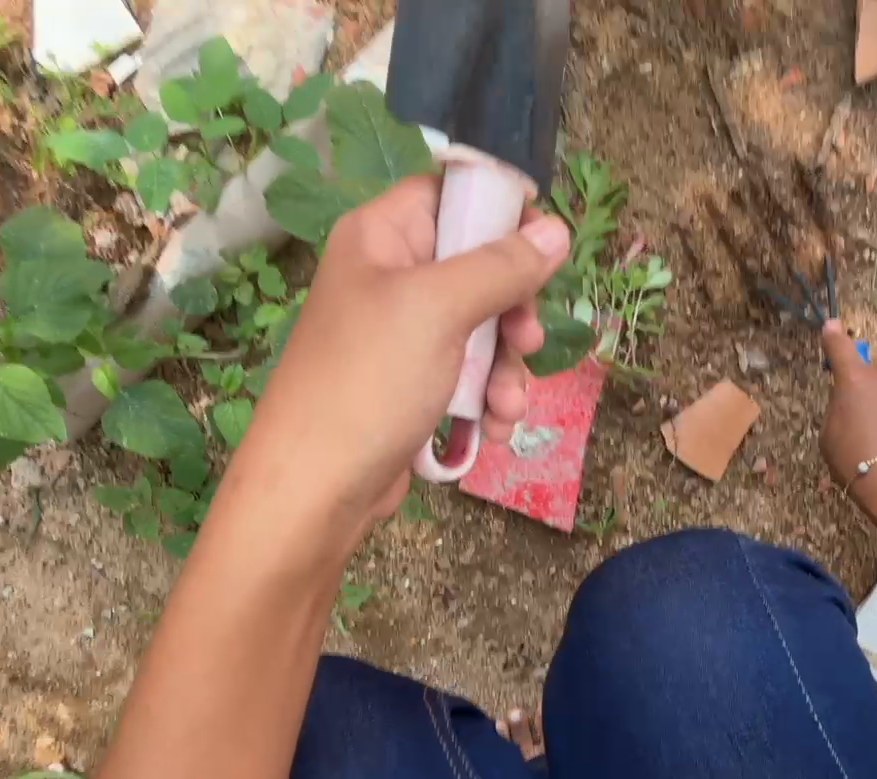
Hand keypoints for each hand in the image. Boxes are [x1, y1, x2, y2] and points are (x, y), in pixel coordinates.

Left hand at [234, 175, 570, 530]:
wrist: (319, 485)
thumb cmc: (370, 381)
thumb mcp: (439, 311)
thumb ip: (501, 267)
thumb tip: (557, 230)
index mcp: (384, 237)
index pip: (452, 194)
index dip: (501, 212)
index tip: (544, 247)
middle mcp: (394, 279)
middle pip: (479, 269)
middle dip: (513, 312)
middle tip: (527, 340)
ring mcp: (405, 337)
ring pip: (483, 331)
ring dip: (506, 370)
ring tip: (505, 409)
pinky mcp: (415, 385)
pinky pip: (469, 376)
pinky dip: (487, 400)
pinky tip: (491, 429)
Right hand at [820, 321, 876, 542]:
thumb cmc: (856, 463)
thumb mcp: (830, 437)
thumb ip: (838, 407)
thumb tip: (849, 396)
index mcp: (855, 380)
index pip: (839, 348)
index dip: (833, 337)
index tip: (831, 326)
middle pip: (876, 370)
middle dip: (872, 384)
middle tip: (868, 416)